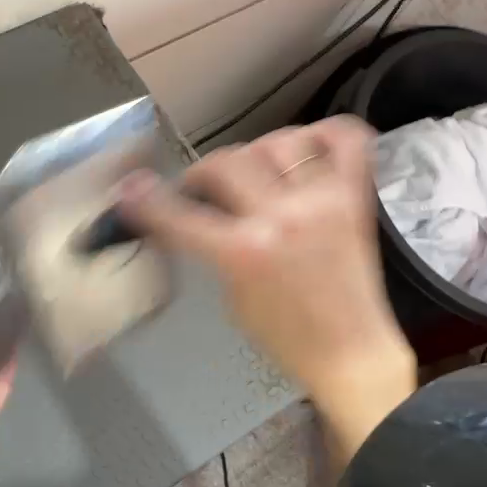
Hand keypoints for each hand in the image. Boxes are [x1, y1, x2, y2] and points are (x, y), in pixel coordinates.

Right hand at [115, 119, 414, 416]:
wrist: (348, 353)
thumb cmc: (285, 339)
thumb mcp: (233, 298)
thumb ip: (216, 250)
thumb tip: (203, 218)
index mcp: (244, 253)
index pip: (182, 216)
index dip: (148, 201)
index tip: (131, 189)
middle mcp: (283, 218)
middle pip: (227, 162)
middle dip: (201, 172)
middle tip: (199, 188)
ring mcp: (323, 201)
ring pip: (279, 141)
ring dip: (254, 152)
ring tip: (251, 171)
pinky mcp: (355, 197)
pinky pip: (345, 138)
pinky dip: (321, 134)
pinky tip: (304, 150)